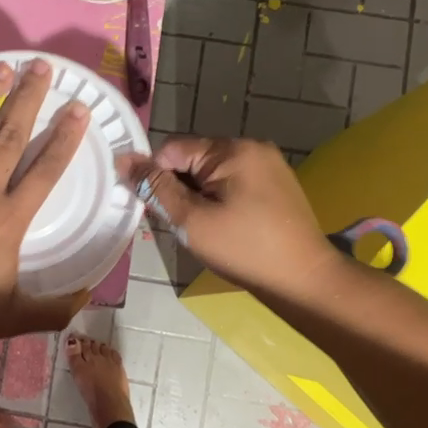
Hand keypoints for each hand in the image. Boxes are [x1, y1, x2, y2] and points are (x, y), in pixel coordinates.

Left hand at [0, 59, 91, 347]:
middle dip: (29, 100)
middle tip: (41, 67)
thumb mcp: (12, 317)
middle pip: (10, 137)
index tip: (78, 109)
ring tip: (1, 67)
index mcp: (8, 218)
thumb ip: (53, 310)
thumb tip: (88, 297)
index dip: (64, 139)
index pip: (45, 170)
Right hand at [118, 136, 344, 296]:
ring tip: (205, 230)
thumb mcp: (191, 220)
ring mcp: (269, 165)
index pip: (173, 149)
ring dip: (199, 197)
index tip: (157, 211)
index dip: (156, 178)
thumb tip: (124, 160)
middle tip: (184, 226)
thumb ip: (156, 188)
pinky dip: (219, 201)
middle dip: (180, 189)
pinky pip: (234, 183)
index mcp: (232, 149)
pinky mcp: (277, 184)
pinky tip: (225, 228)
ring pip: (212, 173)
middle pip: (194, 159)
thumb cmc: (244, 250)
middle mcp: (253, 147)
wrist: (303, 280)